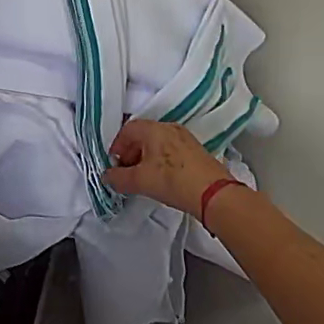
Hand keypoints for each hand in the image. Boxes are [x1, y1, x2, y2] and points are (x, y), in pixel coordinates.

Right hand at [103, 119, 230, 218]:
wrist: (216, 196)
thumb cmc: (172, 181)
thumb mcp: (138, 181)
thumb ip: (117, 177)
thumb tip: (107, 177)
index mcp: (153, 129)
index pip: (126, 130)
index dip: (117, 147)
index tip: (115, 164)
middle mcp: (170, 128)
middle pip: (142, 136)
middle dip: (131, 153)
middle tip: (127, 171)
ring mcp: (186, 139)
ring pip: (158, 143)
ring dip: (146, 157)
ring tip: (144, 176)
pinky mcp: (198, 151)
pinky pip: (172, 150)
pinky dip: (162, 160)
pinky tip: (163, 177)